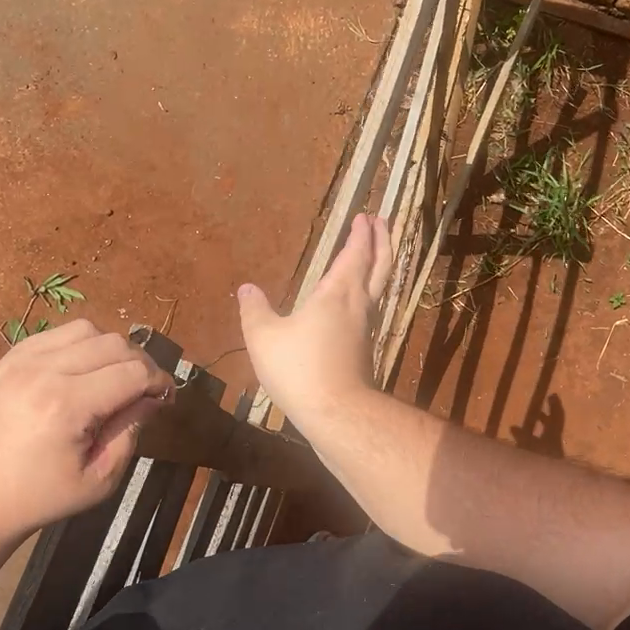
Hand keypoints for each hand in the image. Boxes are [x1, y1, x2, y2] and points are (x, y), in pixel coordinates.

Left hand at [0, 319, 173, 541]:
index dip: (159, 382)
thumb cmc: (39, 498)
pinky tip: (81, 371)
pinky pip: (55, 334)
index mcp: (66, 405)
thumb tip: (154, 397)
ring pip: (86, 330)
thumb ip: (130, 430)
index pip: (133, 372)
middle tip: (144, 390)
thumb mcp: (99, 477)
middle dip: (140, 363)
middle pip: (114, 344)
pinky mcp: (5, 361)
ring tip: (112, 377)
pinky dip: (79, 345)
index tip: (166, 398)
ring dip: (110, 350)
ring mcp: (19, 361)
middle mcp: (42, 372)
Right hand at [238, 213, 390, 423]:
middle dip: (382, 241)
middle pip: (380, 266)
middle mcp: (359, 305)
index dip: (362, 234)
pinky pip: (371, 309)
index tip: (365, 217)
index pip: (356, 254)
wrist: (336, 412)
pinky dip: (370, 292)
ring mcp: (366, 329)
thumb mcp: (264, 337)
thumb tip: (247, 288)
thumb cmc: (299, 368)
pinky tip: (357, 302)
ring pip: (380, 288)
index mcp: (338, 293)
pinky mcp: (365, 350)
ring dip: (380, 265)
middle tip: (382, 223)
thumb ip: (255, 310)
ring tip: (374, 254)